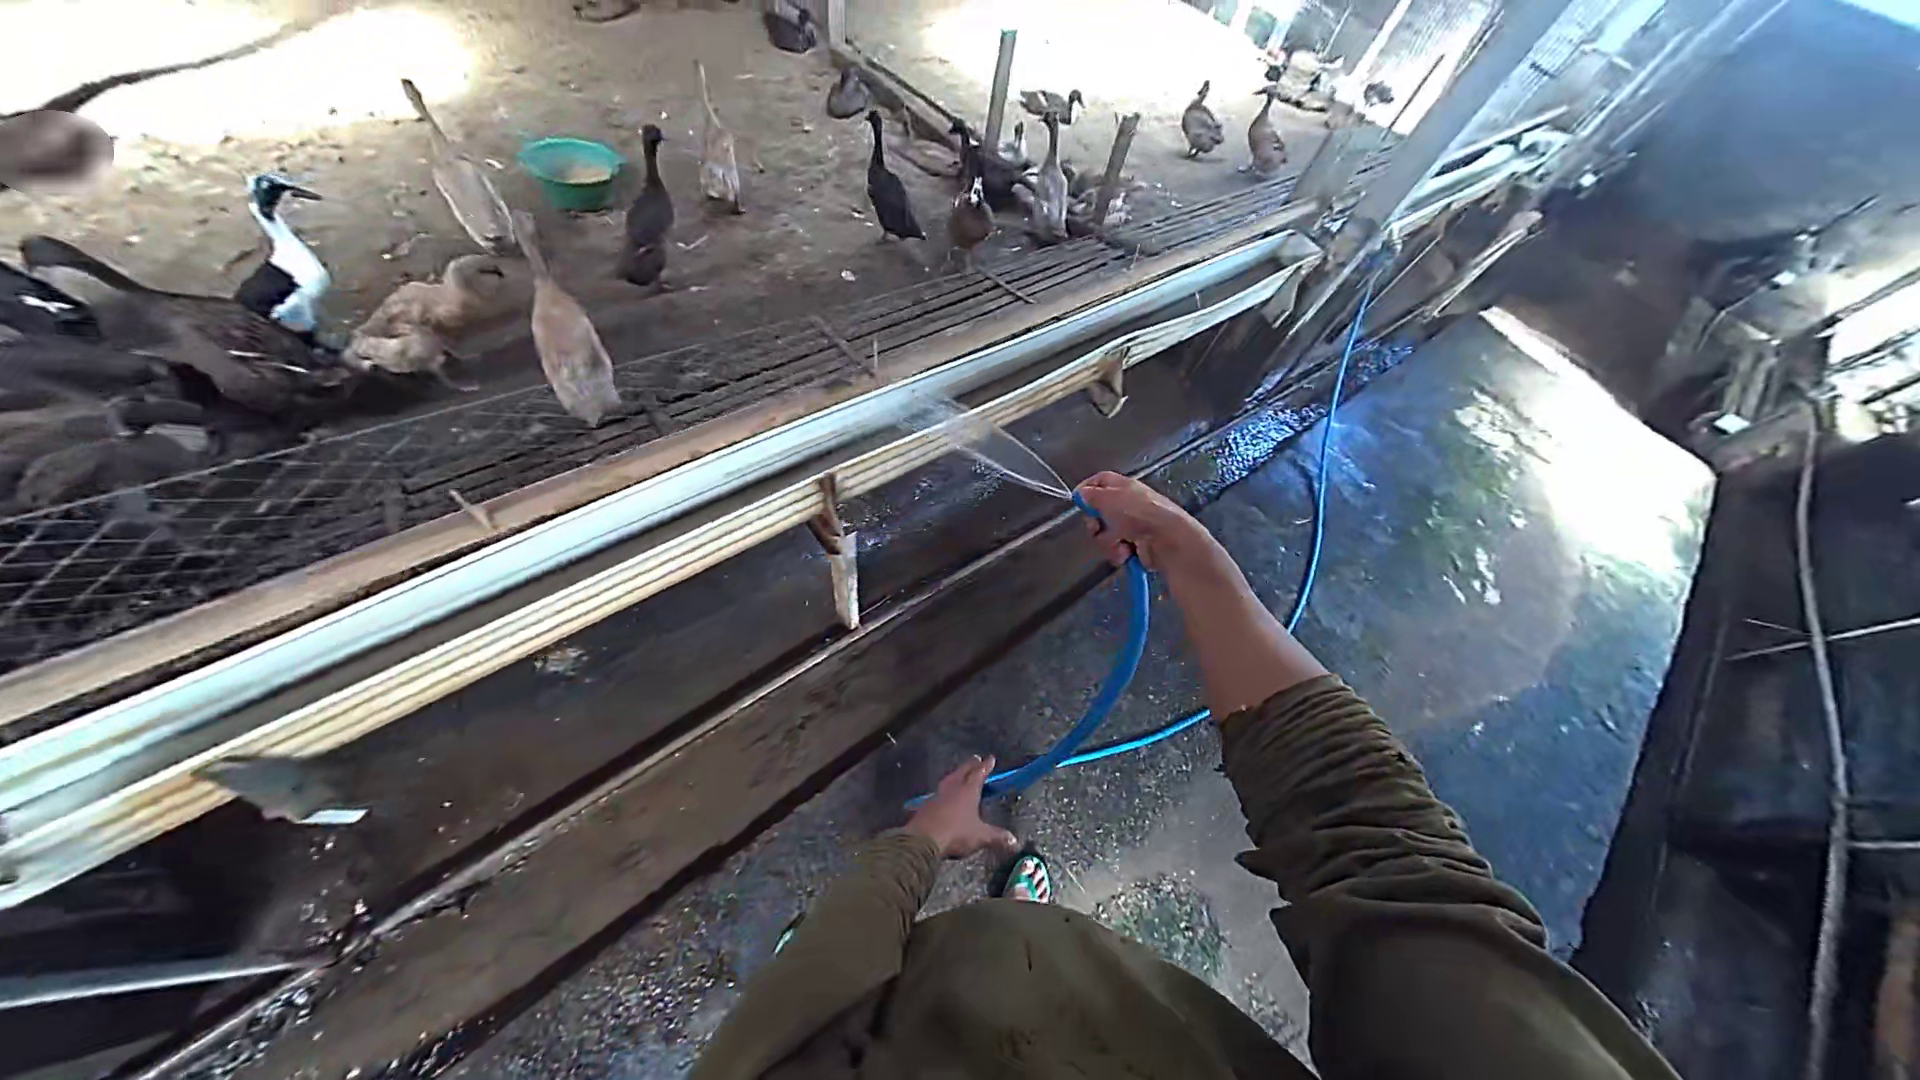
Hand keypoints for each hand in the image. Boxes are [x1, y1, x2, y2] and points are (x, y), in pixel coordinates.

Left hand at [904, 756, 1018, 858]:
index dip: (985, 766)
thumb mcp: (980, 836)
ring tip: (959, 773)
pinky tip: (942, 796)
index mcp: (967, 791)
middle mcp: (952, 789)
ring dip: (956, 775)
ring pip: (949, 780)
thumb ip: (997, 837)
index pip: (978, 774)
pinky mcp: (926, 806)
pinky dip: (943, 791)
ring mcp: (937, 796)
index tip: (990, 758)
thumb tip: (1014, 841)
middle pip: (962, 772)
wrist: (923, 839)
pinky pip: (938, 793)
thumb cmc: (956, 833)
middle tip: (975, 758)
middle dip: (970, 765)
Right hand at [1074, 471, 1209, 571]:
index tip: (1077, 501)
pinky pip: (1115, 548)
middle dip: (1095, 523)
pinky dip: (1118, 552)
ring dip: (1107, 541)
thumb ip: (1090, 496)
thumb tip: (1081, 493)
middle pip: (1098, 512)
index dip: (1086, 489)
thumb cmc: (1138, 513)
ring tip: (1120, 542)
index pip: (1100, 481)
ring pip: (1104, 534)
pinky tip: (1127, 552)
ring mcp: (1131, 525)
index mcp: (1123, 487)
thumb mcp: (1108, 499)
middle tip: (1098, 527)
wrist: (1166, 539)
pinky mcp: (1134, 545)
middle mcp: (1127, 504)